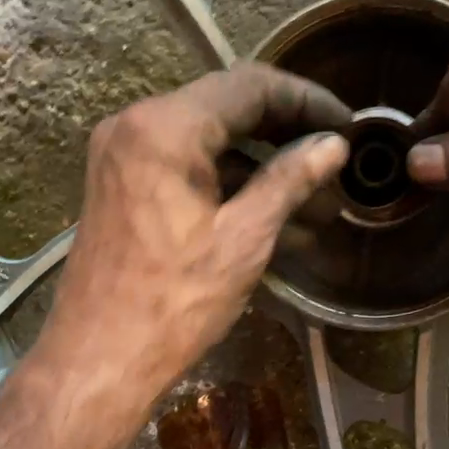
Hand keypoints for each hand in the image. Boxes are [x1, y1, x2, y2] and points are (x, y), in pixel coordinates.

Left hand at [41, 64, 350, 398]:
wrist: (99, 361)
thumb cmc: (175, 302)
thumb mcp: (244, 238)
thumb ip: (290, 180)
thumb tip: (334, 146)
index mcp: (165, 128)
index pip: (249, 87)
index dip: (306, 101)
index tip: (348, 126)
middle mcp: (136, 126)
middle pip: (227, 110)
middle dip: (287, 137)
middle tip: (337, 164)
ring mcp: (123, 158)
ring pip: (209, 145)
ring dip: (263, 170)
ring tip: (319, 206)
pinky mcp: (122, 190)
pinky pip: (186, 173)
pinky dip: (230, 189)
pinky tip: (277, 221)